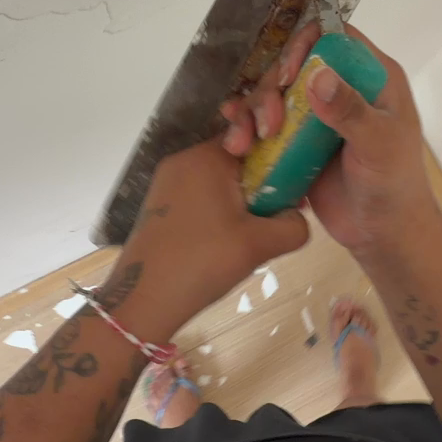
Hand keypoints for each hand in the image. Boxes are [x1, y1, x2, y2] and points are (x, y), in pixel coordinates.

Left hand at [108, 142, 310, 336]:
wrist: (144, 299)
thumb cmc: (203, 262)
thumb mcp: (260, 245)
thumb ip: (294, 226)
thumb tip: (297, 217)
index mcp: (206, 157)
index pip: (254, 141)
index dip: (278, 164)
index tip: (292, 193)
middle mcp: (183, 160)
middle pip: (236, 162)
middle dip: (260, 187)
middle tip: (273, 220)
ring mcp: (166, 182)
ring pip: (217, 182)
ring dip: (239, 203)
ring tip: (249, 237)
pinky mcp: (158, 204)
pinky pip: (198, 196)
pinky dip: (216, 213)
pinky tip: (223, 243)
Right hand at [220, 22, 441, 259]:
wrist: (382, 235)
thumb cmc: (393, 186)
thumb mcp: (378, 145)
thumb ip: (351, 111)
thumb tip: (318, 77)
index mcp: (372, 78)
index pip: (336, 37)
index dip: (307, 44)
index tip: (290, 73)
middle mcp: (342, 89)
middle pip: (296, 63)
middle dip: (273, 86)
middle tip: (269, 123)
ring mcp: (317, 117)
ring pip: (275, 93)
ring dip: (255, 110)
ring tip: (246, 140)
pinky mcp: (297, 142)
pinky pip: (266, 123)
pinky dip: (247, 127)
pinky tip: (234, 139)